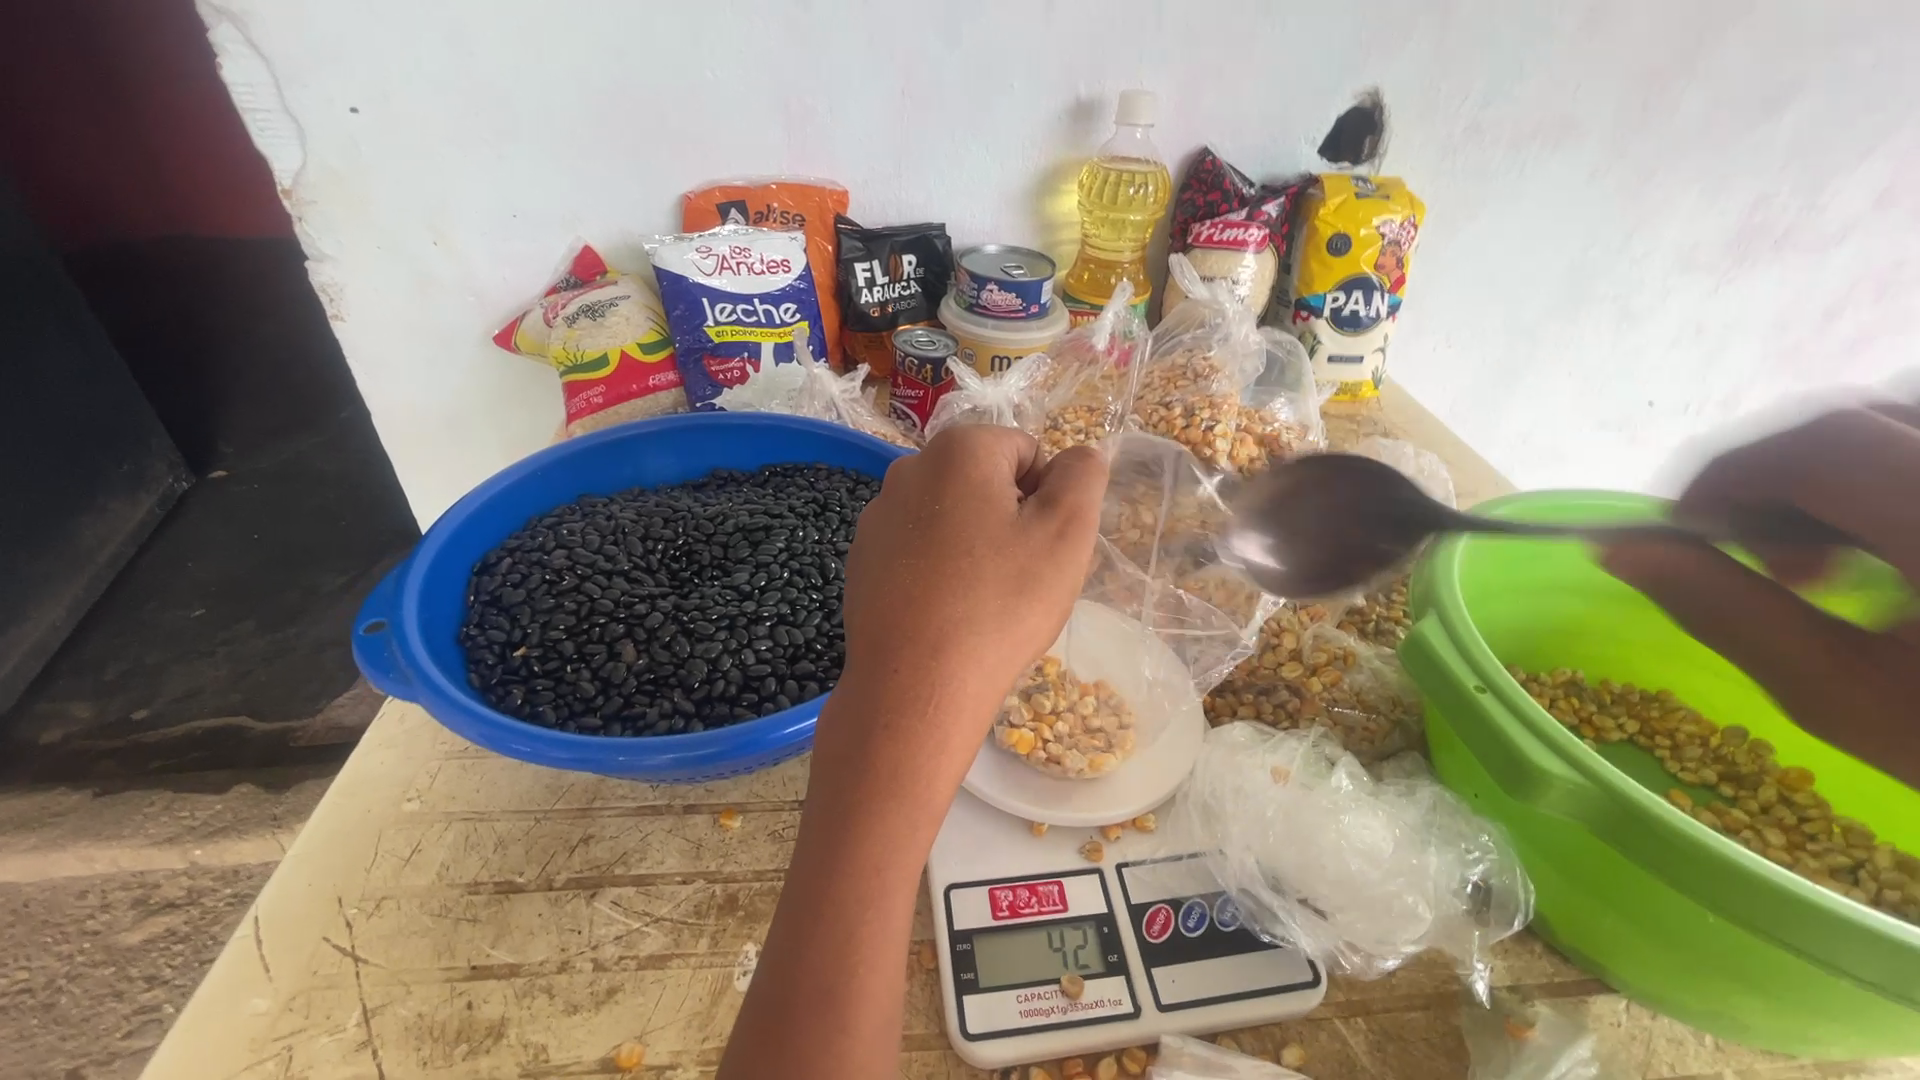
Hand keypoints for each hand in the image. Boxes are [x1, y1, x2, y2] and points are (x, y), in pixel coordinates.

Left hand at [830, 426, 1107, 770]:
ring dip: (974, 546)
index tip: (1043, 547)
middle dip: (1010, 519)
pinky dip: (938, 572)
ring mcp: (877, 518)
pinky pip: (917, 553)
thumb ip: (1082, 476)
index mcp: (958, 449)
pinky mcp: (862, 562)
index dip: (1047, 497)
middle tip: (1020, 577)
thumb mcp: (1066, 532)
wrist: (916, 686)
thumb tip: (1079, 455)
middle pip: (984, 482)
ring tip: (982, 601)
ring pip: (950, 519)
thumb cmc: (1000, 604)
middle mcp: (907, 470)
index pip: (1026, 450)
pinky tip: (946, 615)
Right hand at [1600, 404, 1919, 786]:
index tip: (1685, 533)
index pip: (1819, 444)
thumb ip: (1724, 610)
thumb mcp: (1840, 696)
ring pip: (1911, 424)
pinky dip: (1899, 474)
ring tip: (1845, 552)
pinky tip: (1902, 541)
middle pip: (1870, 420)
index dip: (1728, 475)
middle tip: (1776, 560)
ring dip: (1849, 467)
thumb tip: (1617, 549)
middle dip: (1786, 476)